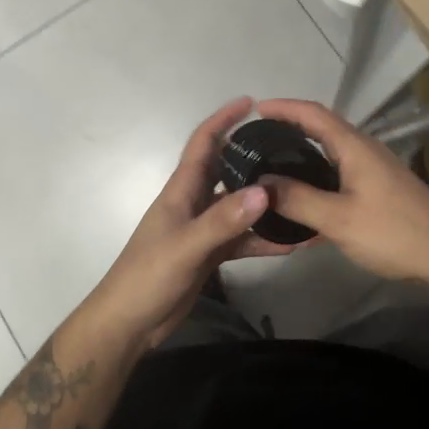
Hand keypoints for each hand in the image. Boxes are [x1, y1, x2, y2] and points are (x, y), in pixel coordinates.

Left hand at [86, 97, 297, 348]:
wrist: (128, 325)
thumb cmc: (147, 276)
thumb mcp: (186, 246)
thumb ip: (223, 220)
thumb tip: (264, 191)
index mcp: (182, 189)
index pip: (203, 142)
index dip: (223, 119)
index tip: (251, 103)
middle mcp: (194, 202)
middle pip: (227, 169)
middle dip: (254, 155)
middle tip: (290, 148)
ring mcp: (203, 229)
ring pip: (239, 205)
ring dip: (264, 201)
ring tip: (301, 193)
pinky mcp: (210, 254)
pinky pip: (242, 238)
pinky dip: (264, 239)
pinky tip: (291, 243)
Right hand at [257, 99, 428, 290]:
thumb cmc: (393, 232)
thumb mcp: (339, 219)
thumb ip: (298, 200)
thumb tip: (261, 183)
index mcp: (354, 147)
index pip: (313, 114)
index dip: (284, 107)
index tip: (256, 109)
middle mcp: (364, 150)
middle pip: (322, 128)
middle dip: (290, 128)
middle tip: (258, 140)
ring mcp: (375, 169)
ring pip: (332, 152)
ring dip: (304, 153)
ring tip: (274, 167)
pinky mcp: (381, 188)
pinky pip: (341, 171)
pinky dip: (319, 175)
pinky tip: (307, 199)